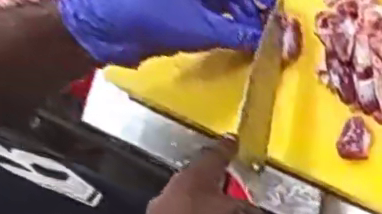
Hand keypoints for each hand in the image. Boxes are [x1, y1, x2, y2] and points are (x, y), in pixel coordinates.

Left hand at [58, 0, 263, 66]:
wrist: (103, 23)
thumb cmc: (147, 14)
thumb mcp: (203, 28)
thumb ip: (241, 35)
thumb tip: (270, 40)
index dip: (263, 0)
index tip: (279, 16)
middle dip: (255, 8)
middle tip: (273, 31)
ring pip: (225, 0)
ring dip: (244, 17)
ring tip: (259, 37)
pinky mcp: (179, 2)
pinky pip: (214, 9)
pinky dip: (229, 21)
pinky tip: (240, 36)